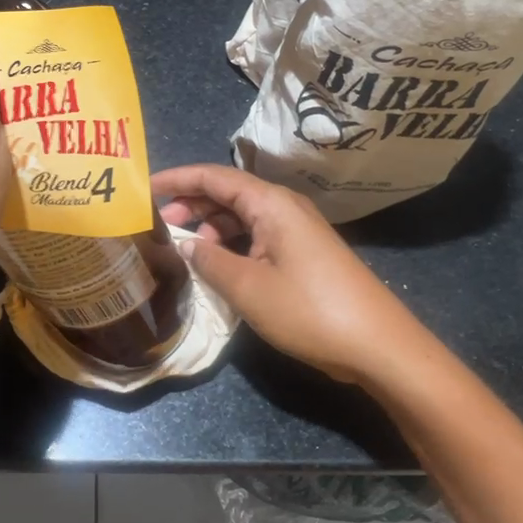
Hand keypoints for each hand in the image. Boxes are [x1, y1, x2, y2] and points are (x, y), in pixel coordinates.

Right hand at [155, 164, 411, 382]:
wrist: (379, 346)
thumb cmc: (309, 310)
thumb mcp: (248, 288)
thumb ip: (210, 262)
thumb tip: (188, 245)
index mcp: (270, 203)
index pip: (214, 176)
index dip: (177, 179)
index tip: (143, 190)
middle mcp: (284, 208)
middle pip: (227, 193)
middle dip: (191, 203)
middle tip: (158, 225)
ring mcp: (296, 231)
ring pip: (242, 217)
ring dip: (211, 227)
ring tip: (183, 249)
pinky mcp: (304, 255)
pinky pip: (257, 237)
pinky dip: (231, 245)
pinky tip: (216, 267)